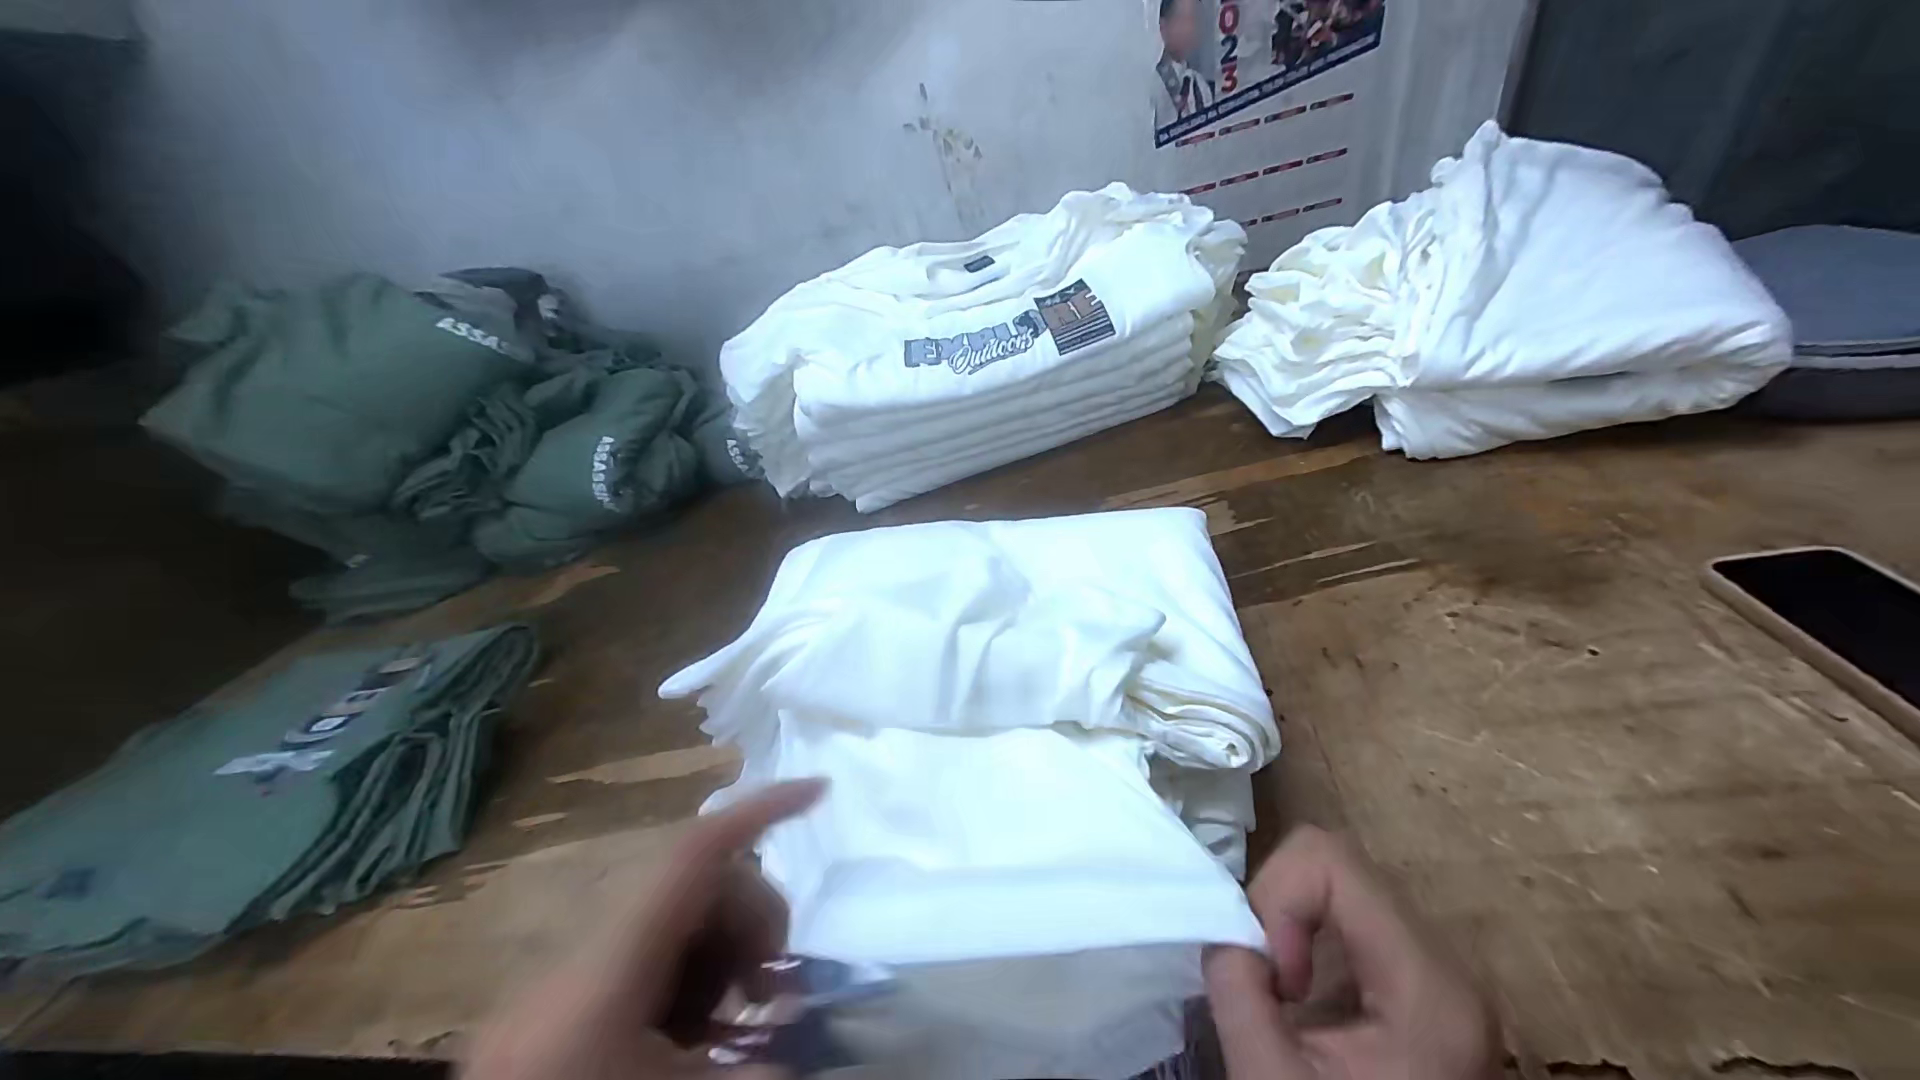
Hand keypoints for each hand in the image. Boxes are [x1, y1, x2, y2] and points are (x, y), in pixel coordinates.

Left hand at [463, 780, 826, 1079]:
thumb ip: (750, 1068)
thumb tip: (798, 1055)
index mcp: (619, 953)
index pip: (699, 849)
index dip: (764, 808)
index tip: (820, 789)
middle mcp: (601, 936)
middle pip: (705, 880)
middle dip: (756, 916)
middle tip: (774, 985)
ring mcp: (584, 957)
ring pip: (685, 911)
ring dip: (728, 948)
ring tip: (738, 1011)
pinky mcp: (576, 984)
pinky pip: (656, 945)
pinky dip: (693, 971)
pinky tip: (697, 1026)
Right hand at [1206, 826, 1497, 1079]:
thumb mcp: (1273, 1078)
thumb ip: (1235, 988)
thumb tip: (1221, 931)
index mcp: (1429, 984)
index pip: (1328, 858)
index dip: (1277, 897)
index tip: (1277, 979)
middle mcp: (1444, 961)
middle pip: (1332, 865)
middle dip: (1275, 909)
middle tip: (1271, 983)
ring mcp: (1433, 967)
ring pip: (1333, 881)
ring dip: (1285, 921)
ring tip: (1284, 991)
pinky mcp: (1415, 975)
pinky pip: (1342, 911)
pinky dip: (1301, 933)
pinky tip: (1302, 993)